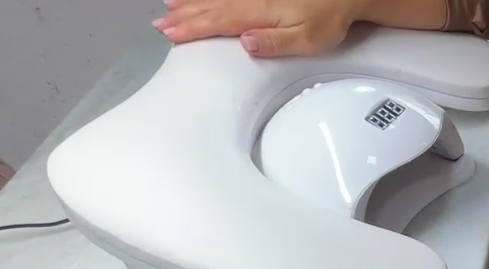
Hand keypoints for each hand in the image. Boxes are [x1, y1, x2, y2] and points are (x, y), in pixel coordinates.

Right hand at [154, 0, 360, 53]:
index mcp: (259, 14)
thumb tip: (246, 44)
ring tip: (170, 6)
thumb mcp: (308, 39)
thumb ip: (276, 43)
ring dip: (191, 1)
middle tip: (161, 25)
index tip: (172, 34)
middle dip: (184, 16)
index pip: (219, 23)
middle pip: (211, 7)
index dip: (193, 29)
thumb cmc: (328, 17)